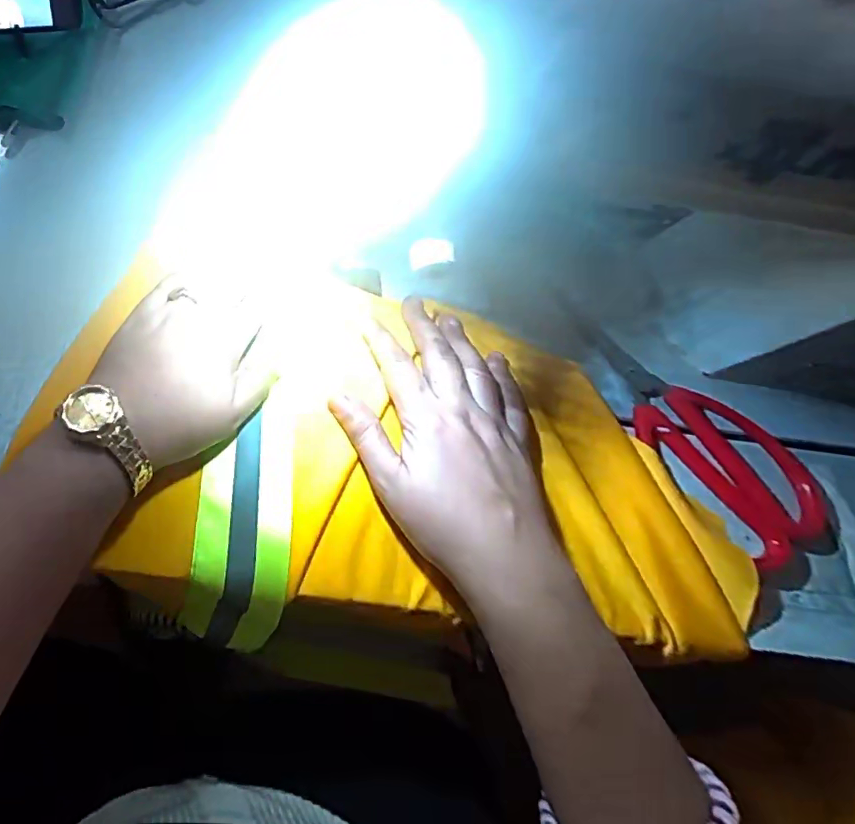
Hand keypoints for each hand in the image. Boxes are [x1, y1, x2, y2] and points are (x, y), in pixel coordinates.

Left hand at [88, 275, 275, 468]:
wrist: (119, 425)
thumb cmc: (181, 423)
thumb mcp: (231, 414)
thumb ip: (260, 377)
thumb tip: (279, 348)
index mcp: (228, 340)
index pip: (257, 310)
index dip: (268, 306)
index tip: (276, 304)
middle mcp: (203, 315)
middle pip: (235, 290)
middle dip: (248, 292)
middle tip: (255, 293)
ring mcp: (171, 309)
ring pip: (206, 283)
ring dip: (222, 283)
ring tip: (230, 283)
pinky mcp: (145, 310)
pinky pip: (171, 282)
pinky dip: (188, 279)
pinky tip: (193, 283)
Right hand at [329, 298, 558, 591]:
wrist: (506, 553)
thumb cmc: (439, 523)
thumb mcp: (391, 485)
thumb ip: (366, 437)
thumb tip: (337, 396)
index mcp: (426, 418)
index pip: (399, 368)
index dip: (382, 340)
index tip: (368, 317)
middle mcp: (461, 407)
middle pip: (440, 356)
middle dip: (424, 326)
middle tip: (414, 301)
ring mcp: (494, 419)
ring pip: (476, 367)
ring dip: (461, 339)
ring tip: (450, 318)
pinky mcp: (518, 435)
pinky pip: (510, 394)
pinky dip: (502, 372)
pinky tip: (499, 360)